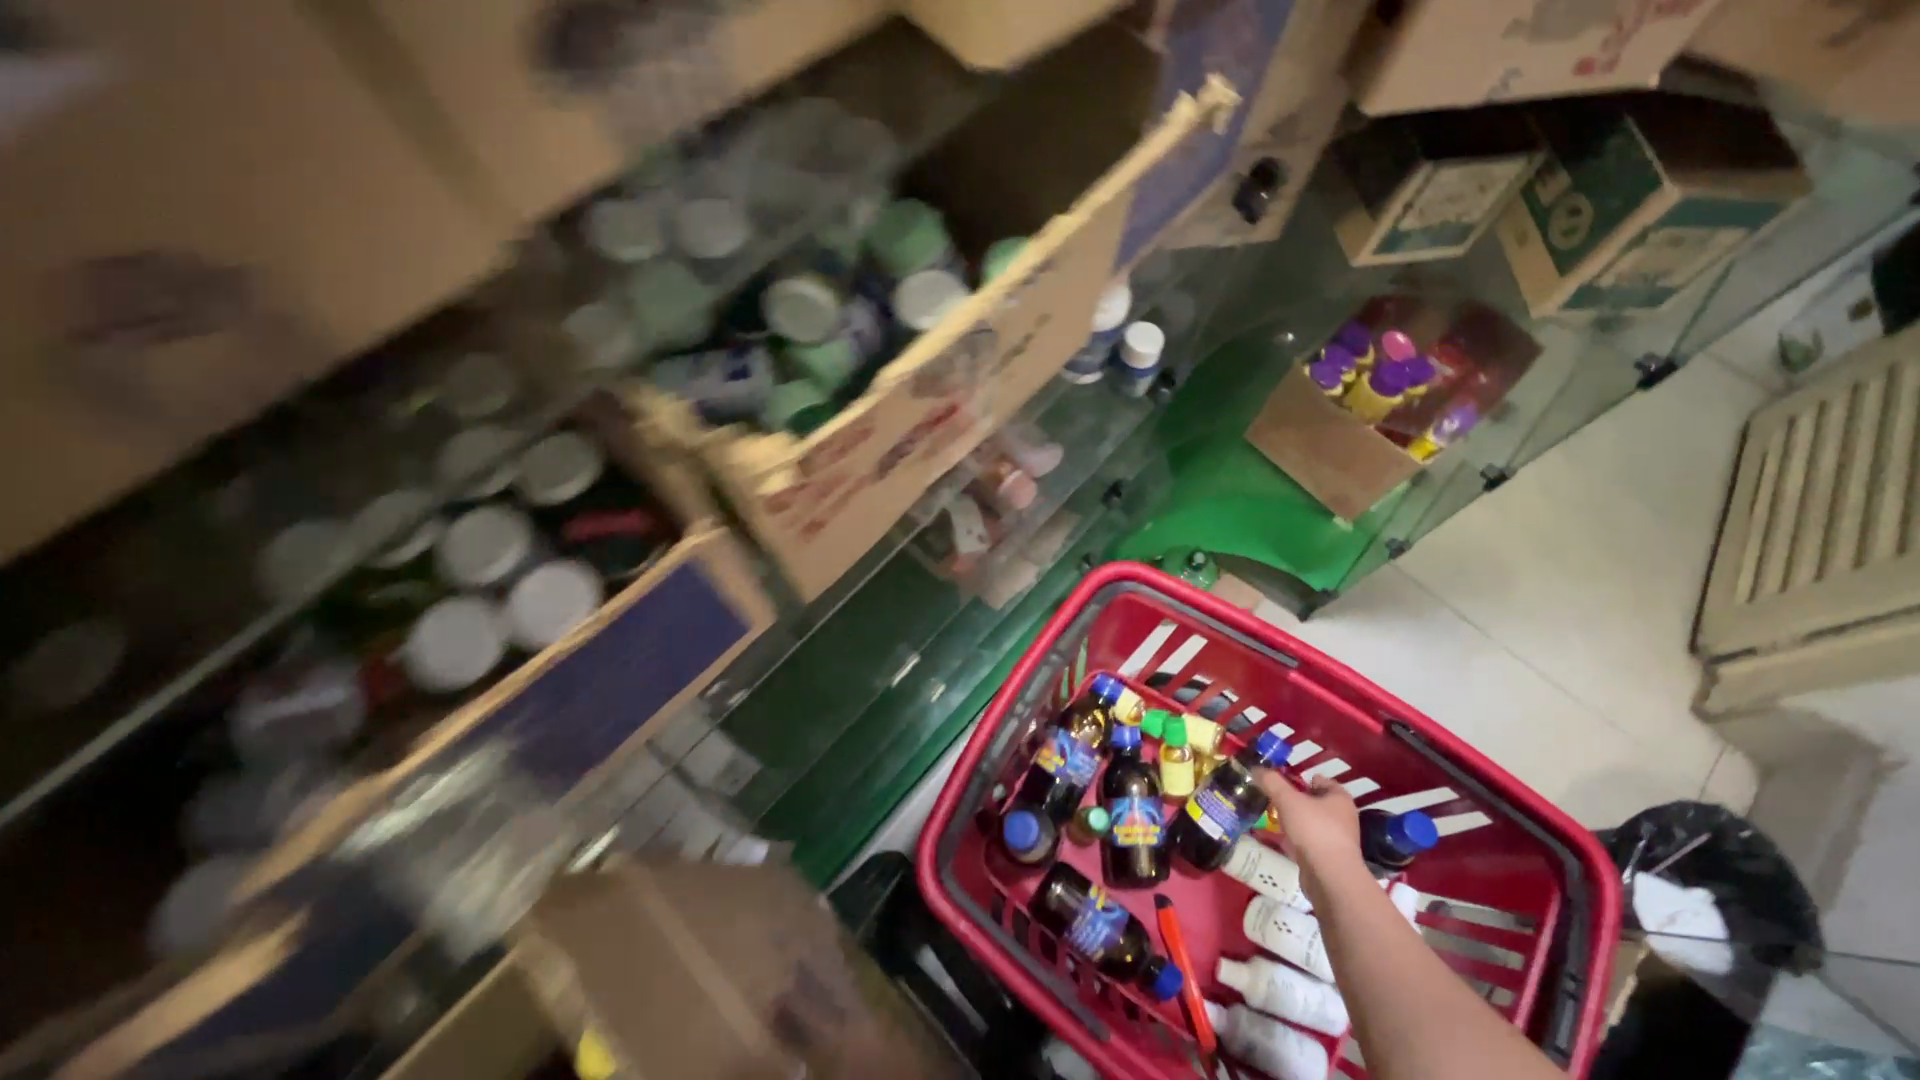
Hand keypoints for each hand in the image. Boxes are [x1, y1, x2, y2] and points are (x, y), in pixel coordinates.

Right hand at [1255, 769, 1363, 895]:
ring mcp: (1336, 839)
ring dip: (1293, 821)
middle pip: (1314, 802)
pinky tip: (1278, 840)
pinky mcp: (1327, 858)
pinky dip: (1294, 840)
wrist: (1329, 876)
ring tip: (1272, 819)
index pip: (1320, 780)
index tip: (1280, 782)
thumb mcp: (1288, 800)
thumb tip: (1256, 769)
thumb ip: (1271, 782)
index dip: (1301, 779)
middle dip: (1294, 801)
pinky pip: (1307, 842)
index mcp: (1339, 798)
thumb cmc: (1314, 830)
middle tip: (1273, 800)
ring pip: (1310, 823)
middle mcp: (1342, 817)